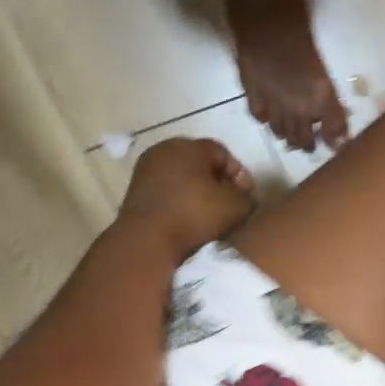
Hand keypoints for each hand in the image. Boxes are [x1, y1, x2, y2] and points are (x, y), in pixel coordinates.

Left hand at [118, 138, 256, 254]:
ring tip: (210, 214)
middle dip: (217, 181)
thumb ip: (248, 196)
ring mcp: (146, 168)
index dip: (240, 174)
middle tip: (230, 204)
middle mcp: (164, 149)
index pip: (223, 152)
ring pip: (182, 176)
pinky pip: (167, 189)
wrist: (148, 240)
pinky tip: (188, 218)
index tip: (247, 197)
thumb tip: (243, 195)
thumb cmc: (196, 215)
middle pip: (200, 162)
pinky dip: (180, 200)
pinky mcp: (136, 189)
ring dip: (197, 191)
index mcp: (189, 146)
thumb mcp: (238, 206)